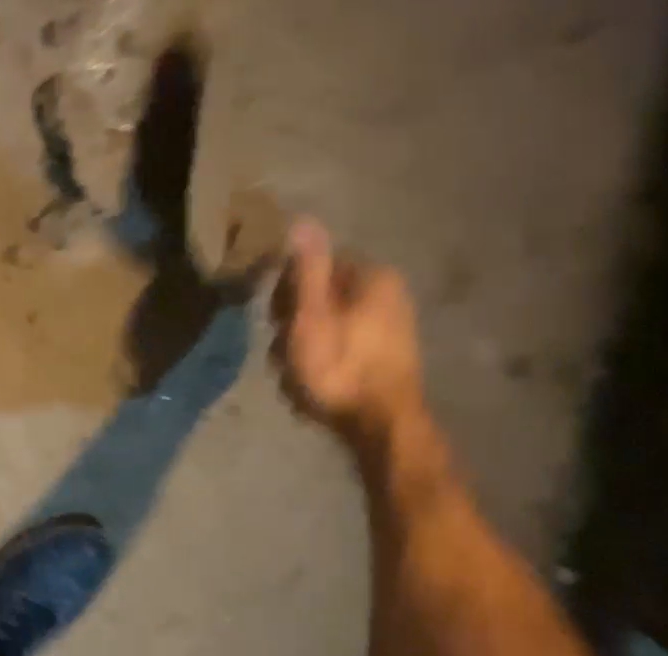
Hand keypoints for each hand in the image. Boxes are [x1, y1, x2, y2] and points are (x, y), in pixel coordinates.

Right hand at [271, 218, 424, 442]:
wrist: (381, 423)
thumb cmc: (339, 369)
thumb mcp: (310, 318)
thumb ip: (306, 271)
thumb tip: (301, 221)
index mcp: (371, 276)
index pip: (314, 263)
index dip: (286, 292)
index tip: (275, 323)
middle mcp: (389, 291)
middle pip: (321, 295)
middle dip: (295, 323)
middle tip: (285, 355)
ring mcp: (392, 323)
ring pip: (330, 323)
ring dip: (306, 346)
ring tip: (298, 375)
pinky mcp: (389, 351)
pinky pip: (344, 344)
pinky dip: (326, 360)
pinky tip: (318, 383)